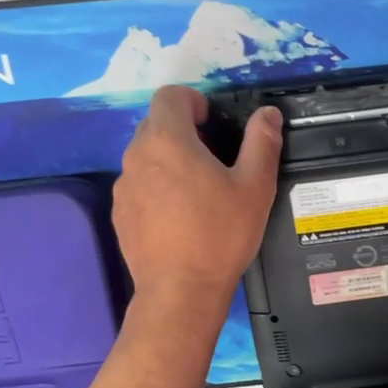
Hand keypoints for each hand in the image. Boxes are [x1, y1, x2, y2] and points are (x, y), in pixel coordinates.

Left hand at [114, 87, 281, 306]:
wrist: (181, 290)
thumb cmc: (221, 235)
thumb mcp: (254, 188)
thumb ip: (262, 143)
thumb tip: (268, 114)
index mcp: (168, 140)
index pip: (170, 96)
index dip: (193, 101)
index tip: (212, 123)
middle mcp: (137, 156)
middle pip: (155, 124)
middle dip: (182, 131)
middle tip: (213, 159)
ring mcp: (124, 186)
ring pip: (145, 156)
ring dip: (168, 161)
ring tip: (197, 191)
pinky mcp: (120, 213)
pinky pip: (138, 186)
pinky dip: (156, 188)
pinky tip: (179, 217)